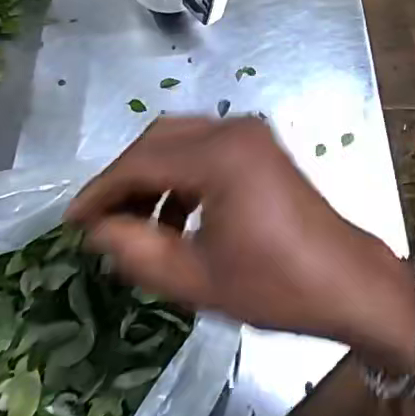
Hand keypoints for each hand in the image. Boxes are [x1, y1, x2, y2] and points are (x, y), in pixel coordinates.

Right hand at [65, 117, 414, 370]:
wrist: (344, 280)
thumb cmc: (275, 285)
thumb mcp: (195, 279)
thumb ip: (136, 251)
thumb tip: (97, 230)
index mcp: (220, 156)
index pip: (141, 162)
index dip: (100, 191)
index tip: (70, 221)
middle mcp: (235, 130)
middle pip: (158, 139)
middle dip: (122, 178)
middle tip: (97, 221)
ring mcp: (251, 133)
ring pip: (180, 139)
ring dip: (150, 175)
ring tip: (131, 224)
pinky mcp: (260, 145)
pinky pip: (205, 147)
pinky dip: (179, 174)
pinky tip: (172, 216)